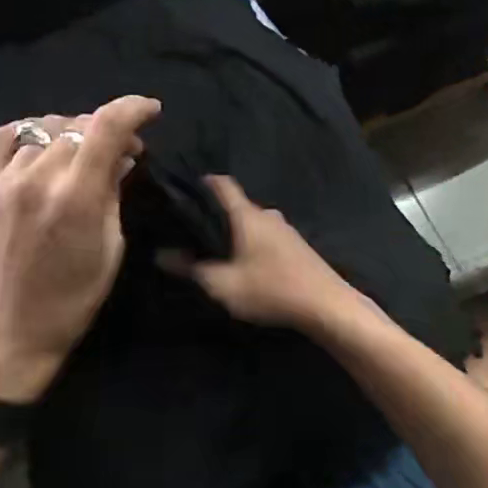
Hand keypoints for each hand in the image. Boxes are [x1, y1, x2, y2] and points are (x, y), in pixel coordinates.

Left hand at [0, 95, 161, 403]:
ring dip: (74, 130)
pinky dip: (30, 130)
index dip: (133, 109)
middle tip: (126, 151)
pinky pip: (4, 137)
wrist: (11, 330)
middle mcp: (38, 179)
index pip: (106, 127)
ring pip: (45, 127)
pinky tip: (44, 142)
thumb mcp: (111, 248)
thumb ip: (113, 195)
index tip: (151, 110)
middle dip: (109, 128)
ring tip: (87, 149)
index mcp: (76, 198)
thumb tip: (122, 157)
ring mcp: (5, 180)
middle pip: (78, 125)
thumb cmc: (74, 299)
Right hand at [164, 175, 361, 331]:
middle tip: (191, 230)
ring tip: (214, 249)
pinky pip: (266, 236)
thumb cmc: (270, 289)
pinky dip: (251, 243)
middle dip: (214, 214)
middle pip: (236, 205)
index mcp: (247, 215)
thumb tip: (161, 254)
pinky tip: (244, 262)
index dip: (201, 183)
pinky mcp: (297, 246)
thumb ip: (191, 268)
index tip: (182, 192)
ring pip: (252, 223)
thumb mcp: (222, 284)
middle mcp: (267, 214)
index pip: (222, 184)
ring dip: (235, 232)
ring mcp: (286, 229)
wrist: (326, 305)